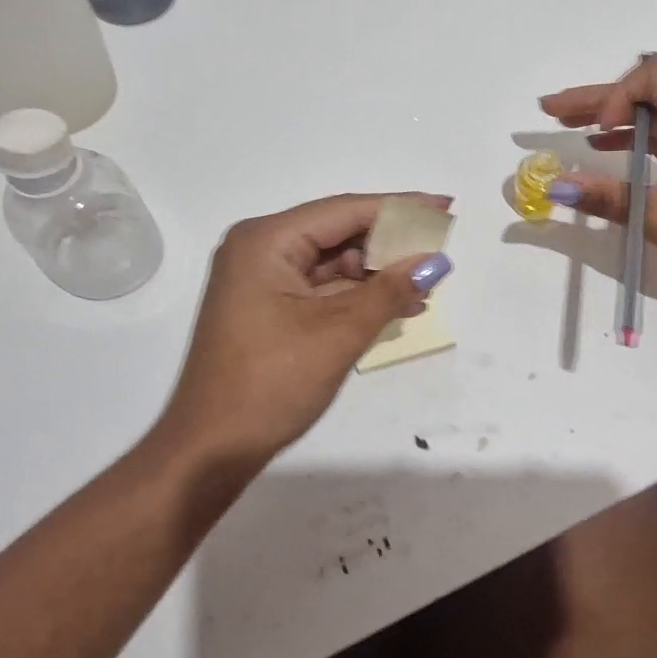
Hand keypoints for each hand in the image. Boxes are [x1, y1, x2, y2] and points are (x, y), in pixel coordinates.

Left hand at [156, 194, 454, 465]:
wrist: (211, 450)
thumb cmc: (270, 385)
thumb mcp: (339, 333)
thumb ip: (390, 291)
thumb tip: (435, 261)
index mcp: (266, 241)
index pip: (345, 211)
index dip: (400, 208)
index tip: (445, 207)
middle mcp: (260, 249)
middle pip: (339, 232)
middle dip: (391, 243)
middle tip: (440, 248)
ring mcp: (261, 280)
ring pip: (333, 262)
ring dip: (378, 274)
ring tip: (427, 285)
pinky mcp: (268, 308)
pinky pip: (322, 288)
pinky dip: (358, 295)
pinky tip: (398, 306)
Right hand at [538, 55, 656, 289]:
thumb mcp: (656, 217)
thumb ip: (606, 197)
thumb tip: (555, 186)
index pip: (653, 76)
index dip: (618, 94)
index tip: (598, 130)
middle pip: (643, 91)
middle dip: (596, 97)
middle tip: (550, 109)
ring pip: (647, 112)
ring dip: (606, 114)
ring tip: (565, 123)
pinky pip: (655, 134)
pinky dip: (624, 135)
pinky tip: (598, 146)